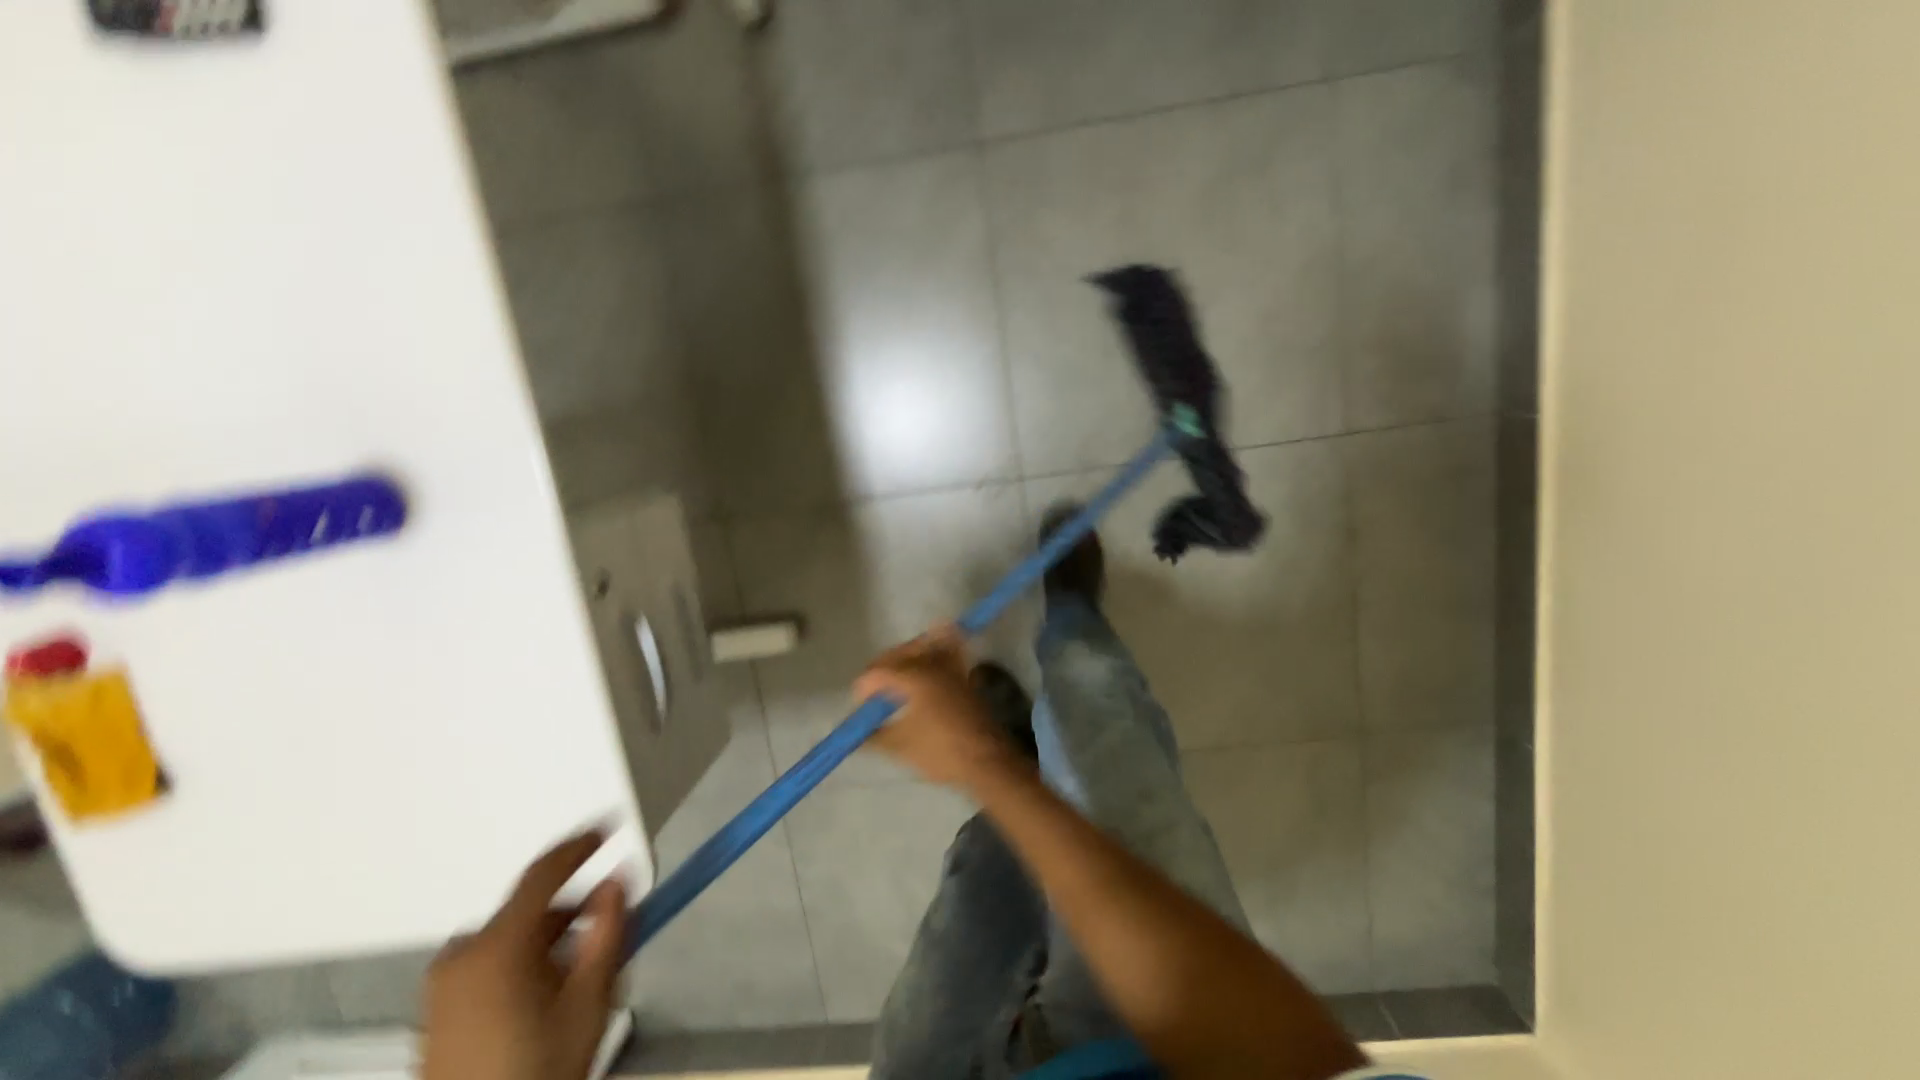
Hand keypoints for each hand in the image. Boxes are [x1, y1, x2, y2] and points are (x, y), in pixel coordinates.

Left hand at [422, 832, 627, 1079]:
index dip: (579, 846)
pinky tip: (540, 997)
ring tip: (573, 980)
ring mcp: (441, 981)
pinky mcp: (435, 1005)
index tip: (607, 828)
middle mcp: (462, 952)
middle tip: (603, 935)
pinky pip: (488, 960)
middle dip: (570, 914)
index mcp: (498, 945)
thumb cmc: (539, 1066)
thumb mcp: (589, 1003)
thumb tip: (617, 881)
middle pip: (529, 911)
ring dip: (546, 941)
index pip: (543, 873)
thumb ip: (609, 933)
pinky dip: (519, 962)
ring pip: (510, 937)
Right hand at [854, 626, 1029, 789]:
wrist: (987, 760)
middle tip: (873, 692)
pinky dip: (944, 642)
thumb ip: (874, 737)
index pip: (878, 671)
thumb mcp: (901, 747)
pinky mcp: (965, 677)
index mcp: (913, 678)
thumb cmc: (941, 752)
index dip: (864, 687)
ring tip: (896, 675)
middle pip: (898, 653)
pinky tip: (940, 637)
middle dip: (881, 668)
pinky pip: (952, 650)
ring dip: (907, 655)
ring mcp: (951, 669)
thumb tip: (858, 735)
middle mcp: (932, 665)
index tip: (860, 705)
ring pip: (924, 647)